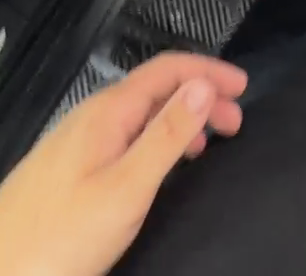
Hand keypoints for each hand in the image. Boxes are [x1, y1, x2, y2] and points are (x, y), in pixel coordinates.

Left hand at [0, 53, 246, 275]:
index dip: (208, 71)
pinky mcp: (64, 169)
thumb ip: (166, 135)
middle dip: (198, 95)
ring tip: (207, 145)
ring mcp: (73, 142)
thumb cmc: (60, 237)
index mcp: (107, 111)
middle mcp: (90, 116)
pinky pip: (122, 135)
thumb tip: (203, 84)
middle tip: (236, 124)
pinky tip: (157, 168)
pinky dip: (154, 139)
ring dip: (178, 119)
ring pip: (137, 114)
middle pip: (154, 88)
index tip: (244, 87)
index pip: (166, 69)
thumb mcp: (125, 189)